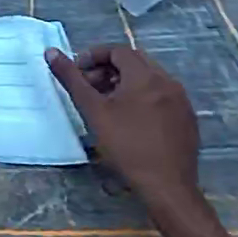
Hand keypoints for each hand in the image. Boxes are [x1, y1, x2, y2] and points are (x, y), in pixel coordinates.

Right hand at [46, 45, 200, 207]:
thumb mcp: (92, 109)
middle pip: (135, 61)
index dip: (93, 56)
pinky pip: (161, 95)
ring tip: (105, 103)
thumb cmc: (125, 144)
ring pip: (149, 78)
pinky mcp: (187, 118)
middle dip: (107, 68)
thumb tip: (51, 52)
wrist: (165, 185)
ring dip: (123, 82)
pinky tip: (128, 118)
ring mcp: (181, 101)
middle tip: (89, 86)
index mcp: (146, 77)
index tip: (77, 73)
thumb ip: (71, 78)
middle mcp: (168, 83)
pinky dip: (141, 96)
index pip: (118, 51)